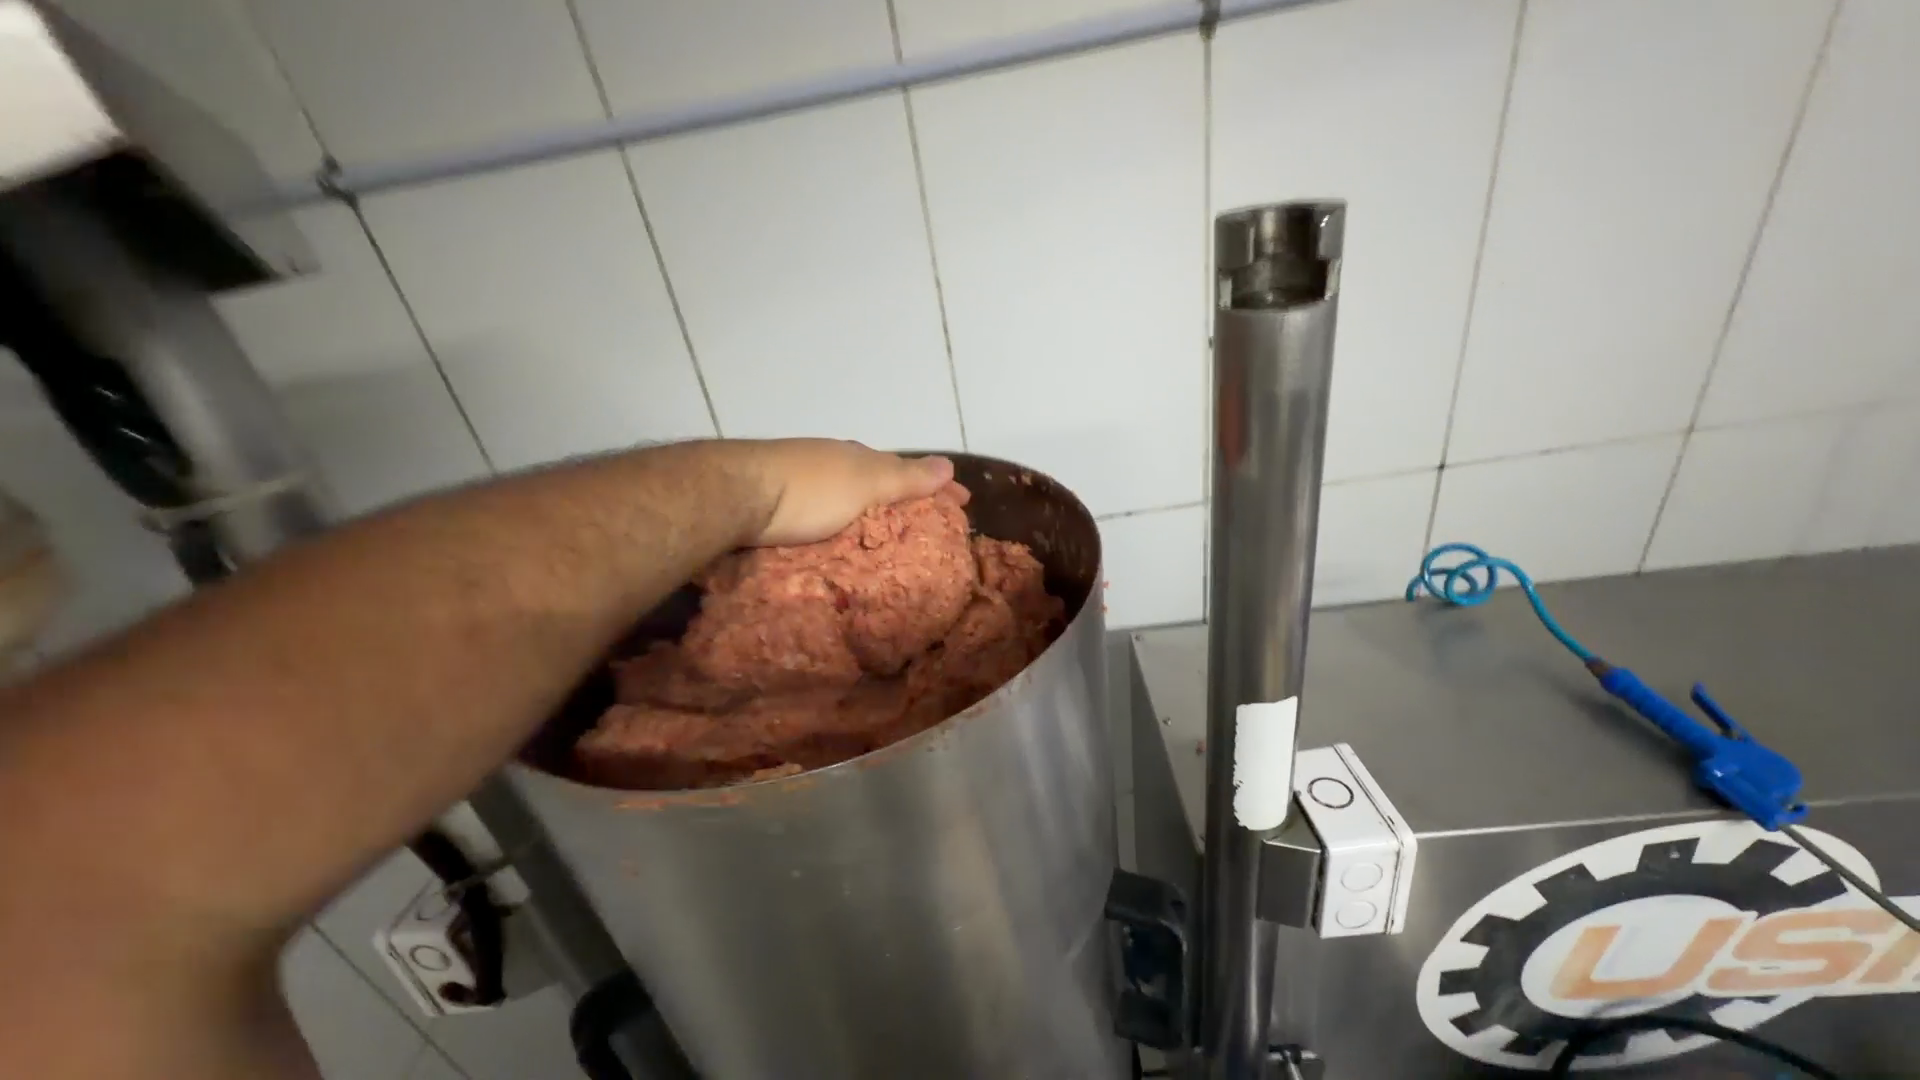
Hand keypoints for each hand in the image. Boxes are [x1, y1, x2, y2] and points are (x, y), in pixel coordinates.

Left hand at [739, 439, 966, 546]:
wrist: (733, 494)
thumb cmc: (808, 490)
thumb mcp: (865, 483)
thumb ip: (904, 477)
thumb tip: (948, 464)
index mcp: (857, 458)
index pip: (909, 471)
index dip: (937, 488)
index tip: (962, 507)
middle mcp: (833, 465)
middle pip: (879, 482)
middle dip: (905, 500)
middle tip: (928, 529)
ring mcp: (803, 484)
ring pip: (849, 498)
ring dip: (872, 513)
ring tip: (888, 542)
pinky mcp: (777, 507)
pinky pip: (823, 516)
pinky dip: (842, 526)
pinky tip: (841, 544)